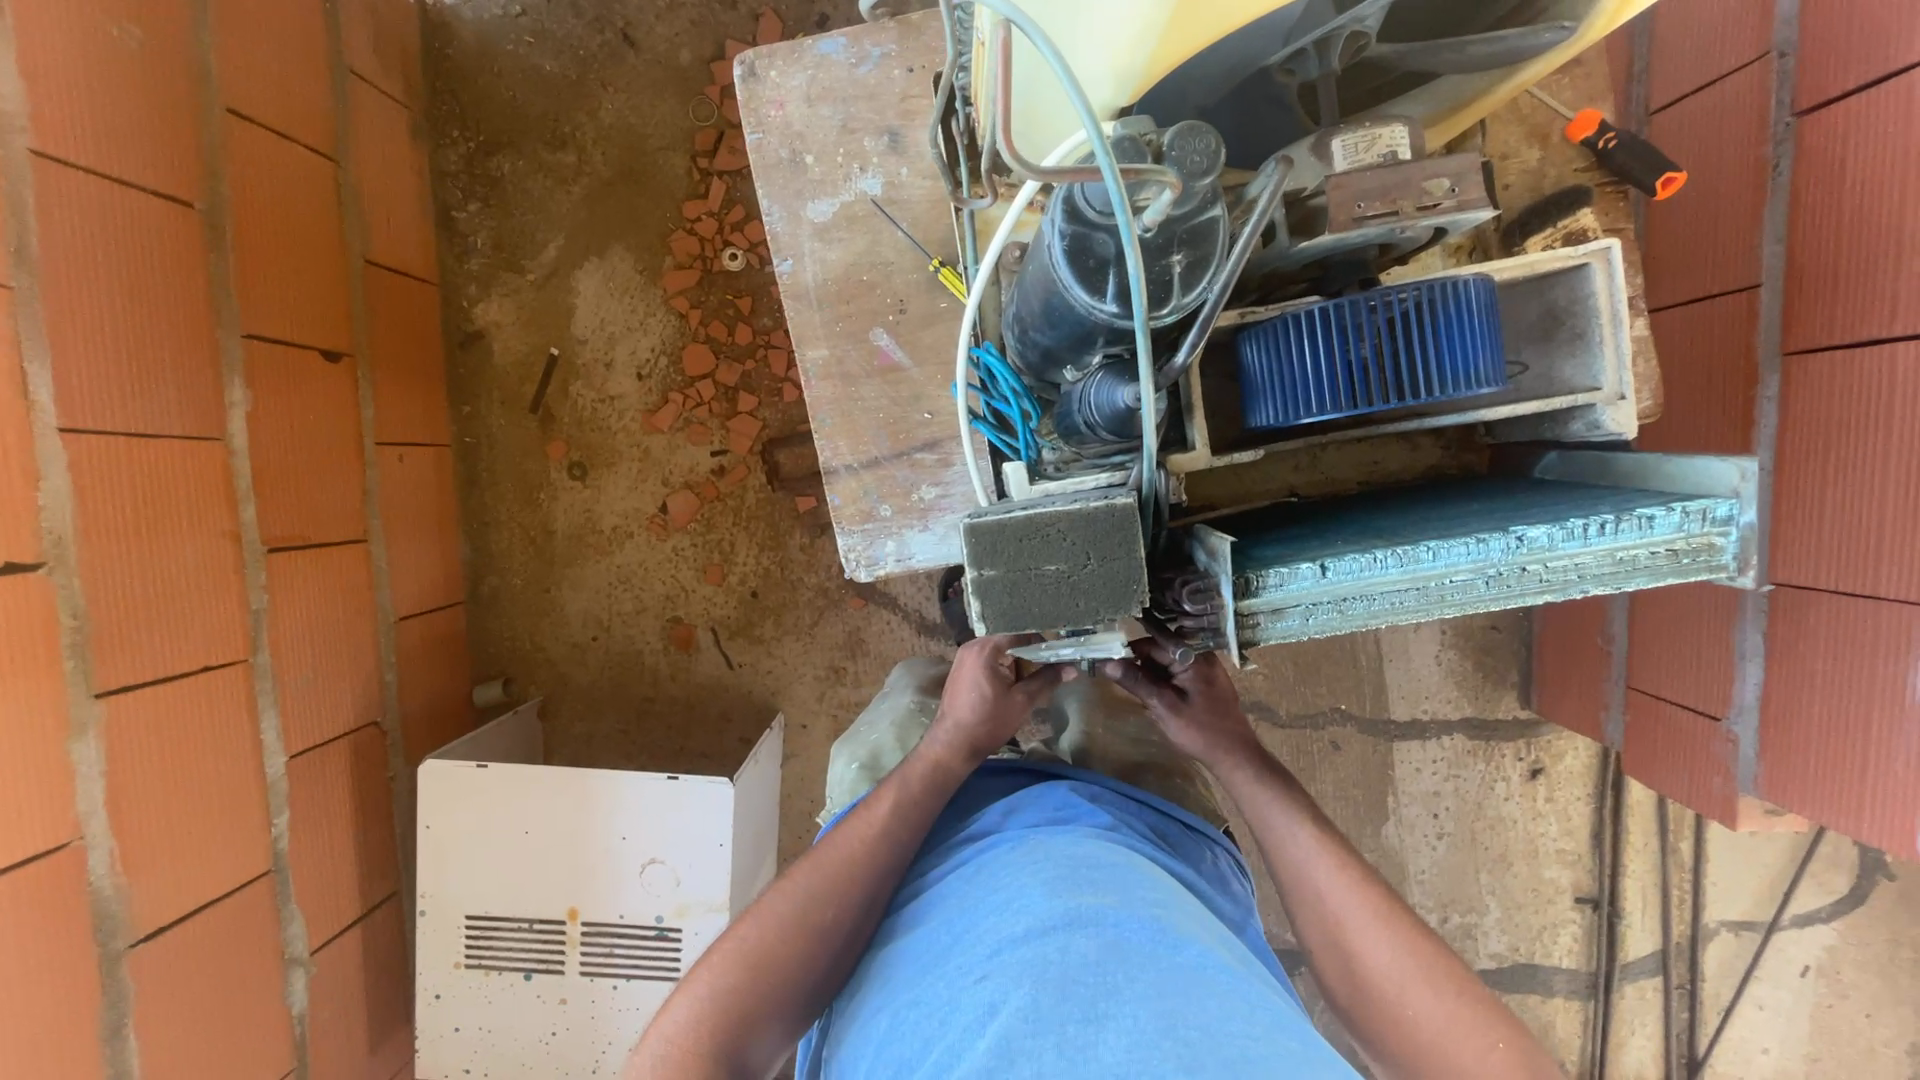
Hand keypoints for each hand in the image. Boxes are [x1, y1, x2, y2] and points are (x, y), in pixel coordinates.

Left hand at [923, 635, 1071, 765]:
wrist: (953, 745)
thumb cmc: (988, 722)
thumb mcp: (1022, 700)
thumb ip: (1046, 679)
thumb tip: (1071, 668)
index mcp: (986, 648)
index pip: (1021, 635)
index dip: (1043, 645)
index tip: (1060, 656)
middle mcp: (972, 646)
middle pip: (1009, 642)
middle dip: (1030, 654)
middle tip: (1051, 667)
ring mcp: (964, 657)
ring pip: (999, 652)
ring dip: (1017, 663)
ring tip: (1036, 677)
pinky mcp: (961, 669)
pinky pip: (988, 660)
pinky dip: (1003, 668)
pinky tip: (1015, 684)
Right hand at [1098, 639, 1260, 768]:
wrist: (1235, 755)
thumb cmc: (1200, 731)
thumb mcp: (1163, 706)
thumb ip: (1136, 682)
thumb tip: (1106, 663)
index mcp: (1192, 656)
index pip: (1152, 641)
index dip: (1129, 649)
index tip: (1107, 659)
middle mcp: (1200, 655)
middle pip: (1160, 651)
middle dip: (1140, 665)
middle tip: (1122, 684)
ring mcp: (1205, 668)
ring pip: (1167, 663)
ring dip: (1151, 676)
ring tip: (1141, 696)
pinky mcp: (1205, 681)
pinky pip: (1177, 673)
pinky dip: (1163, 682)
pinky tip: (1157, 700)